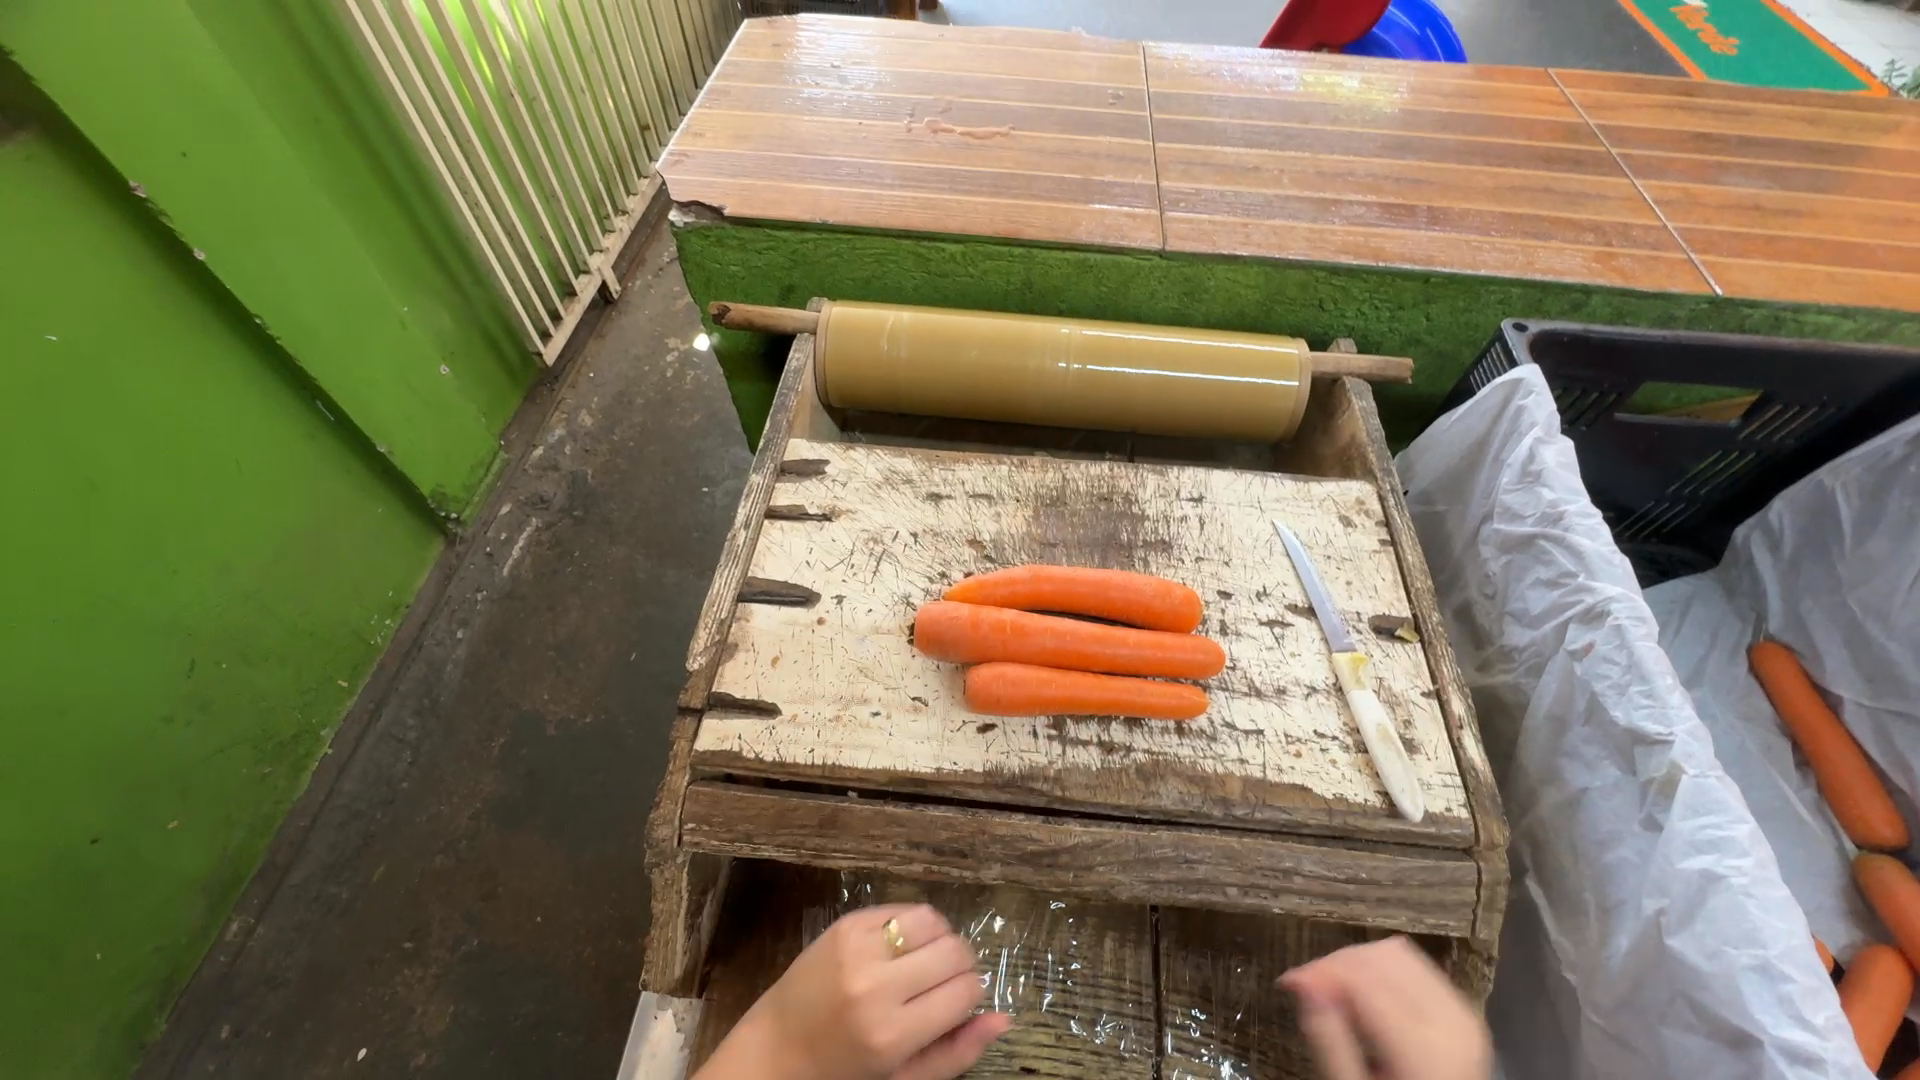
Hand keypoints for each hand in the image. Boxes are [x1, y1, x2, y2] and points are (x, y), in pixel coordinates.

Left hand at [698, 903, 1011, 1079]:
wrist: (775, 1049)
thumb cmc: (843, 1073)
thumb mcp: (902, 1079)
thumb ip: (957, 1052)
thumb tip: (1005, 1018)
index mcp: (893, 1034)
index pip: (966, 991)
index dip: (970, 995)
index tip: (954, 1004)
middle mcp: (877, 985)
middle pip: (955, 950)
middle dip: (960, 964)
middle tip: (940, 982)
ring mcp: (859, 947)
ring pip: (934, 919)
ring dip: (939, 938)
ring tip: (922, 960)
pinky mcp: (846, 922)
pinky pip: (902, 908)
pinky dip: (911, 925)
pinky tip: (898, 947)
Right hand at [1280, 937, 1490, 1079]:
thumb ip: (1330, 1042)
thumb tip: (1302, 983)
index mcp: (1427, 1051)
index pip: (1363, 981)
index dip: (1320, 972)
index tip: (1288, 982)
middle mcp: (1452, 1020)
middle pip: (1379, 957)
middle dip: (1335, 964)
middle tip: (1307, 987)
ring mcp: (1462, 1010)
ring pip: (1395, 952)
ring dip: (1356, 962)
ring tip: (1333, 989)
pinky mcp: (1461, 1007)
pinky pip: (1413, 964)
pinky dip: (1379, 967)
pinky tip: (1363, 992)